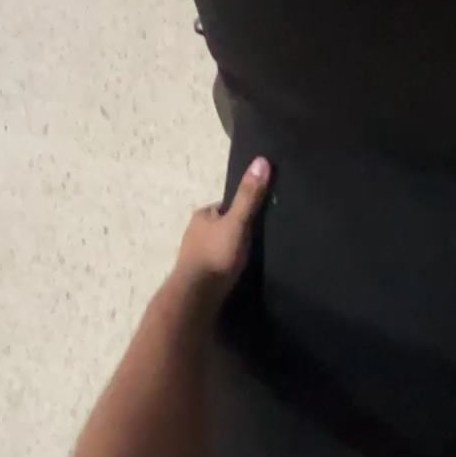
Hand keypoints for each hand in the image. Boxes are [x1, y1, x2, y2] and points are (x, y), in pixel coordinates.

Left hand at [171, 157, 271, 307]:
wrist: (195, 296)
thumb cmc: (216, 255)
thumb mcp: (237, 223)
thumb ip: (249, 196)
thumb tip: (262, 160)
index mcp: (202, 215)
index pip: (227, 206)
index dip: (244, 210)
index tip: (260, 219)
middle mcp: (193, 232)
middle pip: (222, 226)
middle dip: (236, 232)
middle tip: (257, 242)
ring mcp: (193, 254)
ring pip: (218, 246)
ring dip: (230, 251)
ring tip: (249, 259)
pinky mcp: (197, 275)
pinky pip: (215, 264)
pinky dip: (225, 266)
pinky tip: (235, 274)